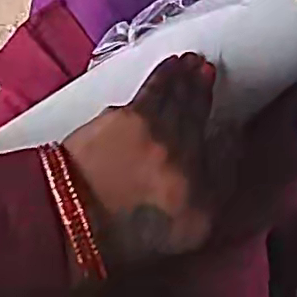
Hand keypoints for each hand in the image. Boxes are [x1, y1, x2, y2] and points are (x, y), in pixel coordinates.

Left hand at [62, 53, 228, 268]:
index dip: (231, 139)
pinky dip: (165, 75)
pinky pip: (154, 88)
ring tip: (191, 61)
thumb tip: (219, 160)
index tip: (230, 124)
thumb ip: (207, 200)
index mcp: (200, 200)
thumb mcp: (180, 236)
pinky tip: (169, 67)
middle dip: (205, 91)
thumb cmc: (116, 236)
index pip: (226, 160)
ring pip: (178, 97)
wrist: (66, 220)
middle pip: (200, 117)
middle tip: (208, 71)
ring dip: (186, 76)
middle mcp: (185, 161)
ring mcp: (157, 134)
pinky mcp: (128, 116)